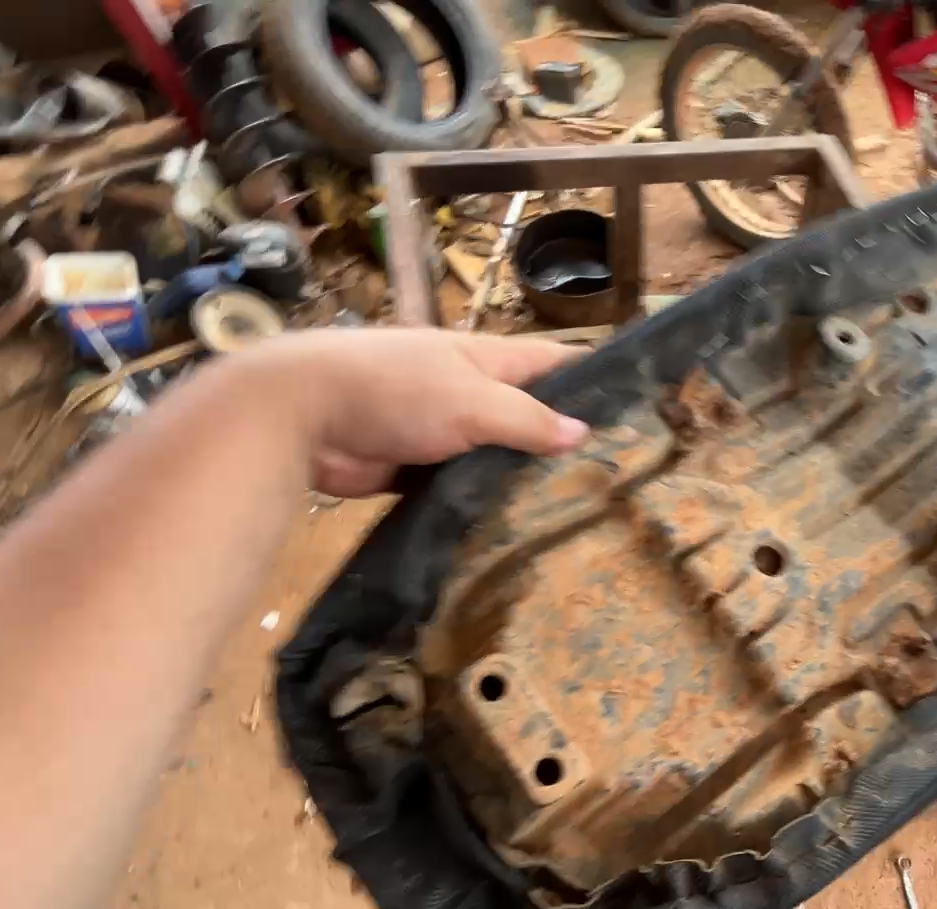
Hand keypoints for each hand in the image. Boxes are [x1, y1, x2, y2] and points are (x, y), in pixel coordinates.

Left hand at [253, 328, 590, 496]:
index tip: (637, 403)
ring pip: (502, 452)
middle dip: (568, 437)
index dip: (595, 376)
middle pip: (533, 412)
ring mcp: (448, 430)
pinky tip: (520, 520)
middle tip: (616, 474)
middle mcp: (473, 391)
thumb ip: (527, 419)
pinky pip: (469, 482)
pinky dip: (491, 497)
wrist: (299, 417)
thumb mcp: (471, 400)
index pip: (556, 363)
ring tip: (579, 505)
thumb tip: (582, 434)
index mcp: (490, 361)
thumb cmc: (394, 390)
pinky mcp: (423, 467)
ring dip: (529, 474)